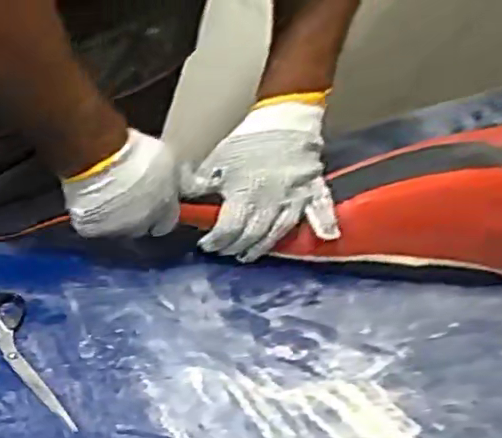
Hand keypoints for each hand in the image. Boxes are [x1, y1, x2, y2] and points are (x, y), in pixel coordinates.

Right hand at [60, 129, 182, 239]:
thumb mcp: (170, 163)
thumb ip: (174, 182)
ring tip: (110, 199)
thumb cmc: (138, 157)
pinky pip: (93, 226)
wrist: (98, 164)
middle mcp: (137, 227)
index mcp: (163, 211)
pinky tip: (94, 203)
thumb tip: (182, 188)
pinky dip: (94, 217)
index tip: (160, 206)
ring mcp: (110, 230)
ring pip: (114, 229)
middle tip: (133, 199)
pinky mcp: (87, 229)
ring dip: (114, 218)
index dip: (163, 215)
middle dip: (137, 217)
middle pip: (138, 228)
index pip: (166, 224)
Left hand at [182, 98, 340, 261]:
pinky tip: (326, 237)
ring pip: (282, 227)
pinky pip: (322, 205)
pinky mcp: (315, 183)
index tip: (205, 245)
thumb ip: (195, 191)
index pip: (229, 228)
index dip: (216, 241)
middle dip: (236, 246)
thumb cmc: (241, 146)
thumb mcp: (210, 168)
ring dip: (264, 245)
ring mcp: (297, 189)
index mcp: (246, 191)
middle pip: (254, 232)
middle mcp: (274, 194)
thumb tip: (174, 209)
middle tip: (223, 252)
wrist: (283, 118)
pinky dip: (325, 222)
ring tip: (248, 255)